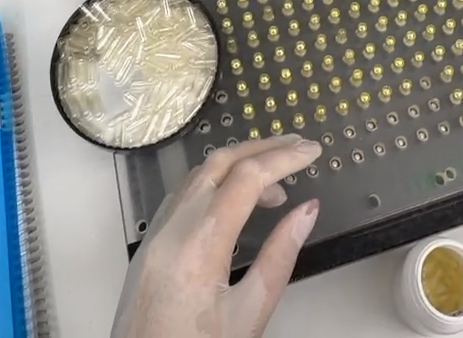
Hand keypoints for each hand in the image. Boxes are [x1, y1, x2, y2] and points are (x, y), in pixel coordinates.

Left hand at [111, 135, 322, 337]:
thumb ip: (280, 258)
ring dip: (238, 164)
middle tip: (298, 147)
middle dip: (262, 148)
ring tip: (276, 185)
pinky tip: (235, 199)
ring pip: (200, 173)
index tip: (313, 150)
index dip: (283, 158)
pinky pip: (184, 192)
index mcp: (201, 241)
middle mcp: (174, 223)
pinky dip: (215, 181)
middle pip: (221, 161)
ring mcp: (157, 229)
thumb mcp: (249, 315)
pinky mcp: (149, 240)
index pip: (247, 177)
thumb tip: (309, 209)